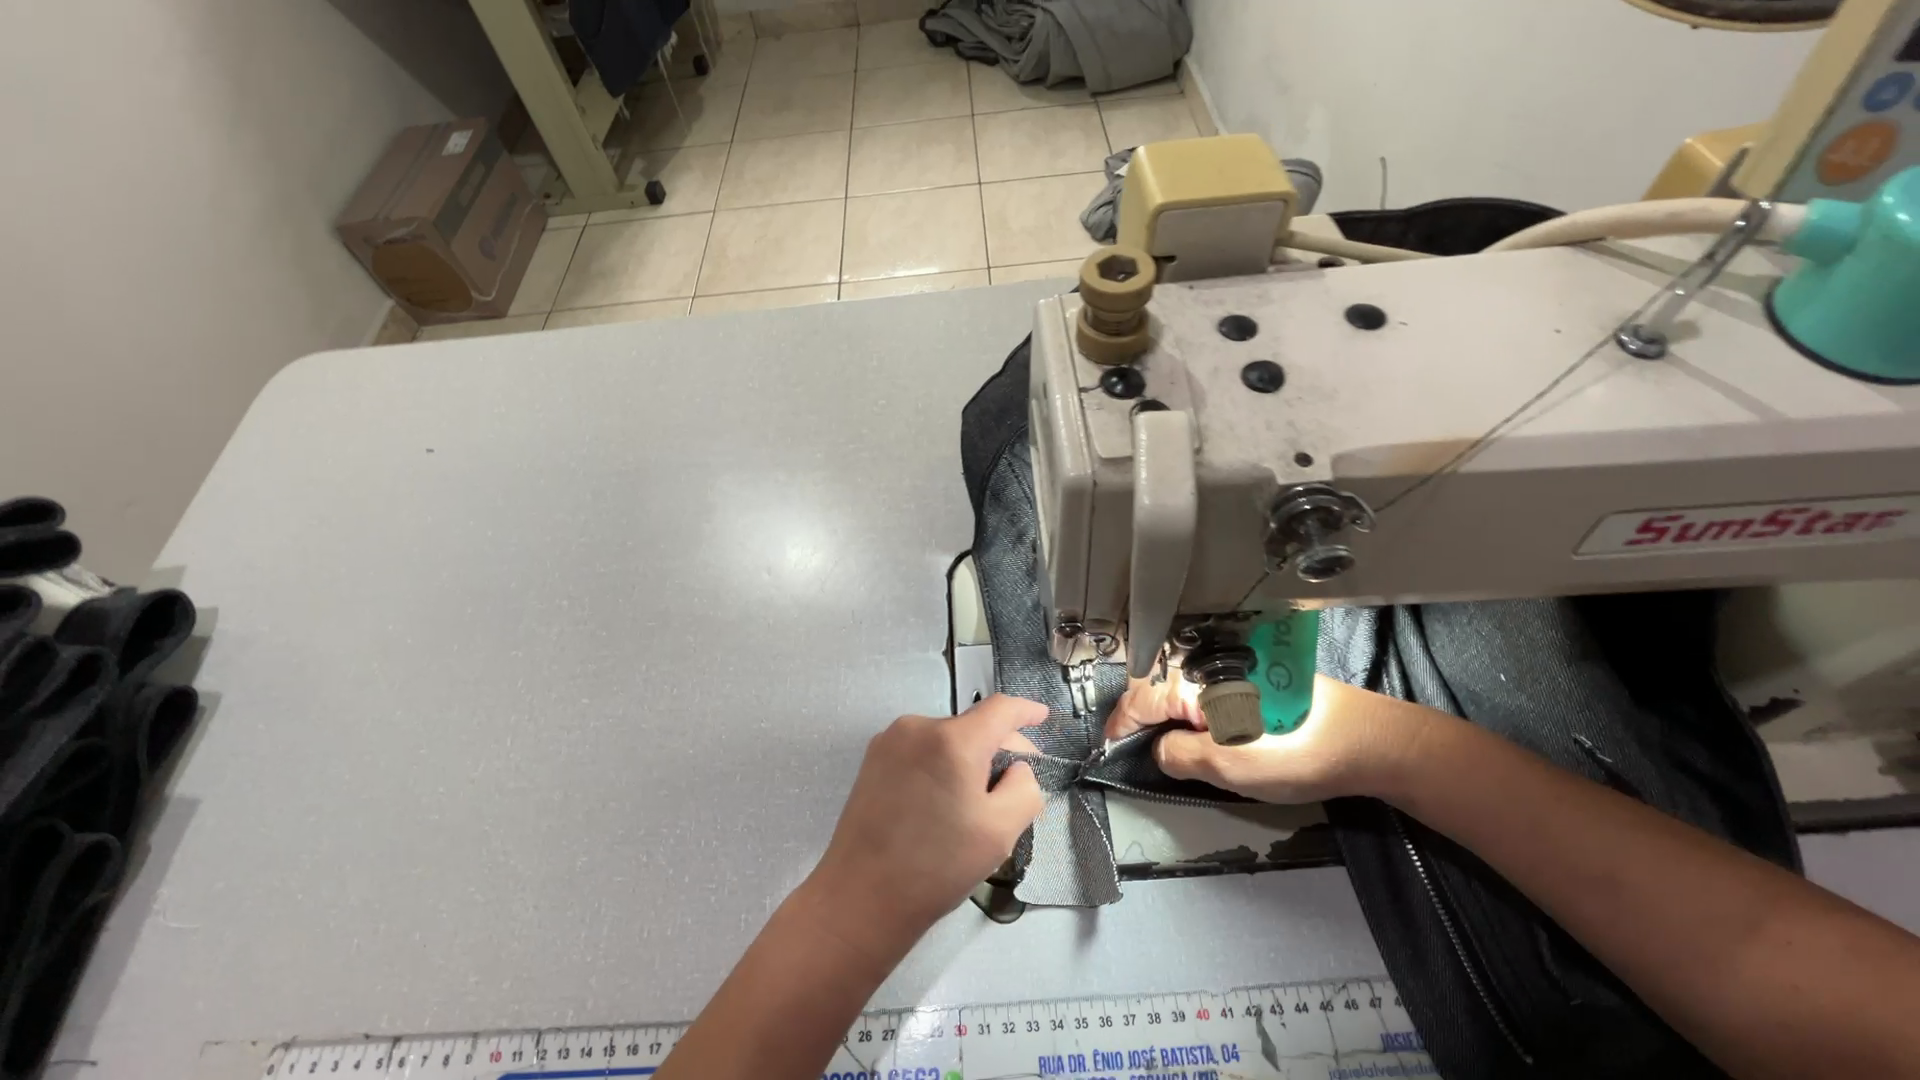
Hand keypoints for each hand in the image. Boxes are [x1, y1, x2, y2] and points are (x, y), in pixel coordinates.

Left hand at [806, 695, 1045, 952]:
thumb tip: (1016, 768)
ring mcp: (890, 741)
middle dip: (999, 750)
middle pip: (973, 726)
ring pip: (947, 740)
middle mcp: (918, 728)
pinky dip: (941, 767)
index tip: (1042, 717)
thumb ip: (1025, 787)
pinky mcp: (873, 760)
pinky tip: (942, 805)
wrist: (861, 898)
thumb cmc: (936, 867)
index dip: (1026, 711)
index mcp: (952, 740)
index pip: (1000, 709)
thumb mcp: (1001, 831)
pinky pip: (922, 751)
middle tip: (1015, 789)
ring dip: (968, 761)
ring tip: (974, 807)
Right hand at [1106, 674, 1443, 803]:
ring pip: (1177, 680)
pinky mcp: (1251, 670)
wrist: (1368, 741)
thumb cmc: (1299, 754)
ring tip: (1156, 738)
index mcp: (1201, 679)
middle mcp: (1211, 662)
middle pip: (1154, 682)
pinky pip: (1201, 682)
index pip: (1141, 696)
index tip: (1107, 747)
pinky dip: (1185, 702)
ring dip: (1160, 708)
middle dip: (1135, 712)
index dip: (1120, 724)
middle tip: (1129, 745)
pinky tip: (1191, 725)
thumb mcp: (1231, 769)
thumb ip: (1180, 756)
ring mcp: (1232, 663)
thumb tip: (1158, 747)